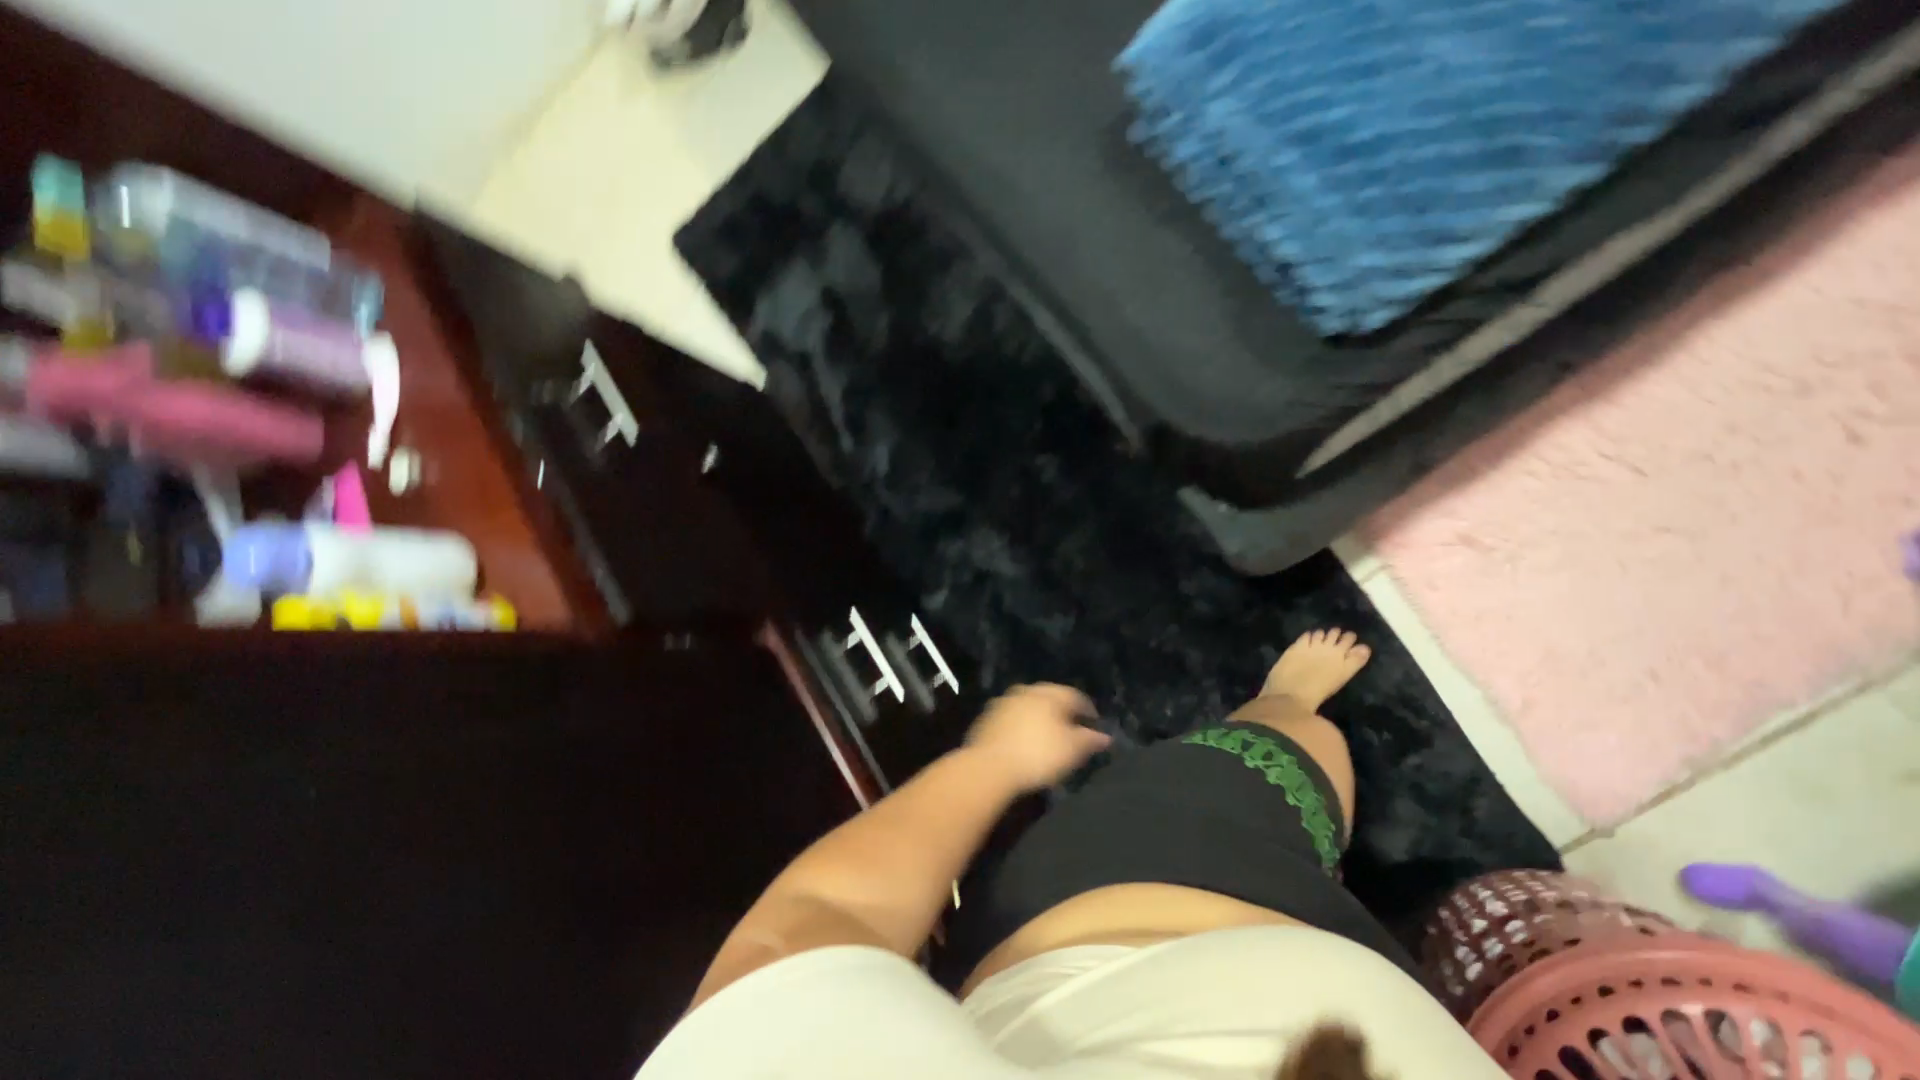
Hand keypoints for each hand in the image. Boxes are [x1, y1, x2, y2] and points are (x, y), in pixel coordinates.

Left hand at [965, 684, 1110, 792]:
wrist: (989, 766)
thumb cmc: (1038, 755)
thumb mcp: (1072, 750)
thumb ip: (1090, 740)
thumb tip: (1105, 736)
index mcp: (1050, 694)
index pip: (1076, 696)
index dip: (1088, 710)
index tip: (1094, 724)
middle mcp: (1027, 691)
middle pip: (1051, 698)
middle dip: (1062, 712)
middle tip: (1071, 728)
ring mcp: (1004, 702)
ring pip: (1029, 706)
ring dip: (1040, 717)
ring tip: (1047, 736)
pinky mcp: (987, 718)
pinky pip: (1012, 718)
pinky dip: (1022, 726)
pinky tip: (1024, 741)